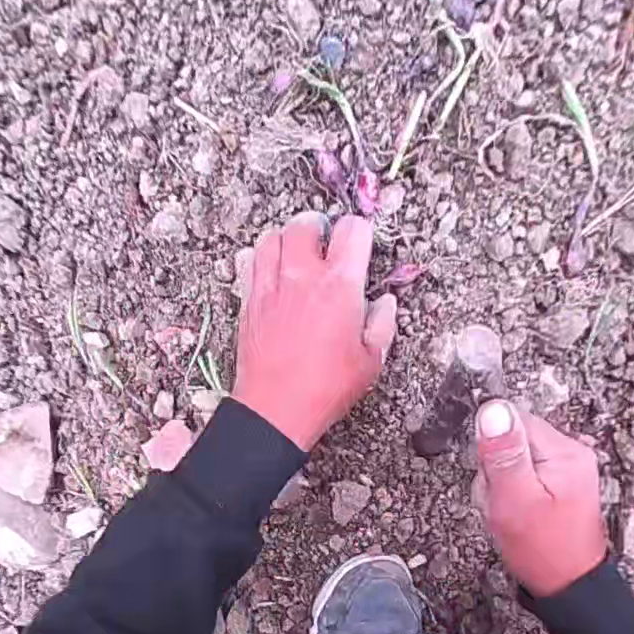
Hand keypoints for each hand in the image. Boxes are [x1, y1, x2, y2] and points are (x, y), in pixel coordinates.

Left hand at [231, 212, 397, 450]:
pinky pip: (249, 261)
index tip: (361, 243)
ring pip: (272, 237)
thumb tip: (385, 303)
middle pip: (306, 224)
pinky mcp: (249, 302)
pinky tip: (272, 272)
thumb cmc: (325, 388)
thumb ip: (382, 325)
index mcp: (340, 287)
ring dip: (287, 238)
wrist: (277, 408)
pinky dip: (261, 258)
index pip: (352, 232)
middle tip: (326, 242)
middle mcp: (302, 277)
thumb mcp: (370, 362)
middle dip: (319, 228)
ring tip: (297, 253)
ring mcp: (271, 287)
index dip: (360, 233)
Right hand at [473, 401, 607, 596]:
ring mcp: (565, 469)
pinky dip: (510, 495)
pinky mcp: (558, 483)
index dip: (491, 449)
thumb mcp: (516, 500)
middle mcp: (570, 453)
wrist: (568, 586)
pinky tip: (516, 514)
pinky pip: (520, 476)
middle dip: (495, 471)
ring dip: (500, 486)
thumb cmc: (544, 550)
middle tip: (503, 501)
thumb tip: (492, 409)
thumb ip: (503, 454)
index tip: (493, 477)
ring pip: (511, 459)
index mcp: (564, 451)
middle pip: (511, 440)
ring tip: (510, 512)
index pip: (512, 421)